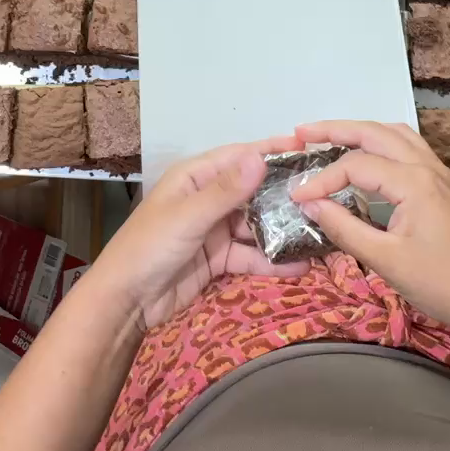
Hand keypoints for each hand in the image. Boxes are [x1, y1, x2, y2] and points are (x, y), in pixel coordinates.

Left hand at [86, 136, 309, 329]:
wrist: (125, 302)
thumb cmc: (149, 247)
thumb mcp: (188, 216)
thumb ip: (226, 191)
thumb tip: (261, 157)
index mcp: (194, 177)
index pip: (239, 157)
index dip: (271, 151)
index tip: (307, 148)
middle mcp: (206, 199)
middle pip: (252, 191)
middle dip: (283, 195)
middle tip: (324, 197)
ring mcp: (213, 230)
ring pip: (255, 225)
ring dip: (282, 230)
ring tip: (320, 234)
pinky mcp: (218, 259)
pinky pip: (249, 255)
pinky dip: (272, 261)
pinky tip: (300, 266)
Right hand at [289, 120, 449, 344]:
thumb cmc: (442, 285)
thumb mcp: (385, 261)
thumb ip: (343, 227)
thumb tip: (308, 204)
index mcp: (413, 182)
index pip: (355, 166)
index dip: (321, 180)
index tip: (295, 198)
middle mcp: (427, 167)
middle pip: (374, 133)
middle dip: (335, 129)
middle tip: (300, 133)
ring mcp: (440, 174)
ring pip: (395, 134)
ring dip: (361, 131)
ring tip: (329, 137)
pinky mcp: (445, 186)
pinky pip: (409, 148)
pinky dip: (382, 142)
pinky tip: (369, 157)